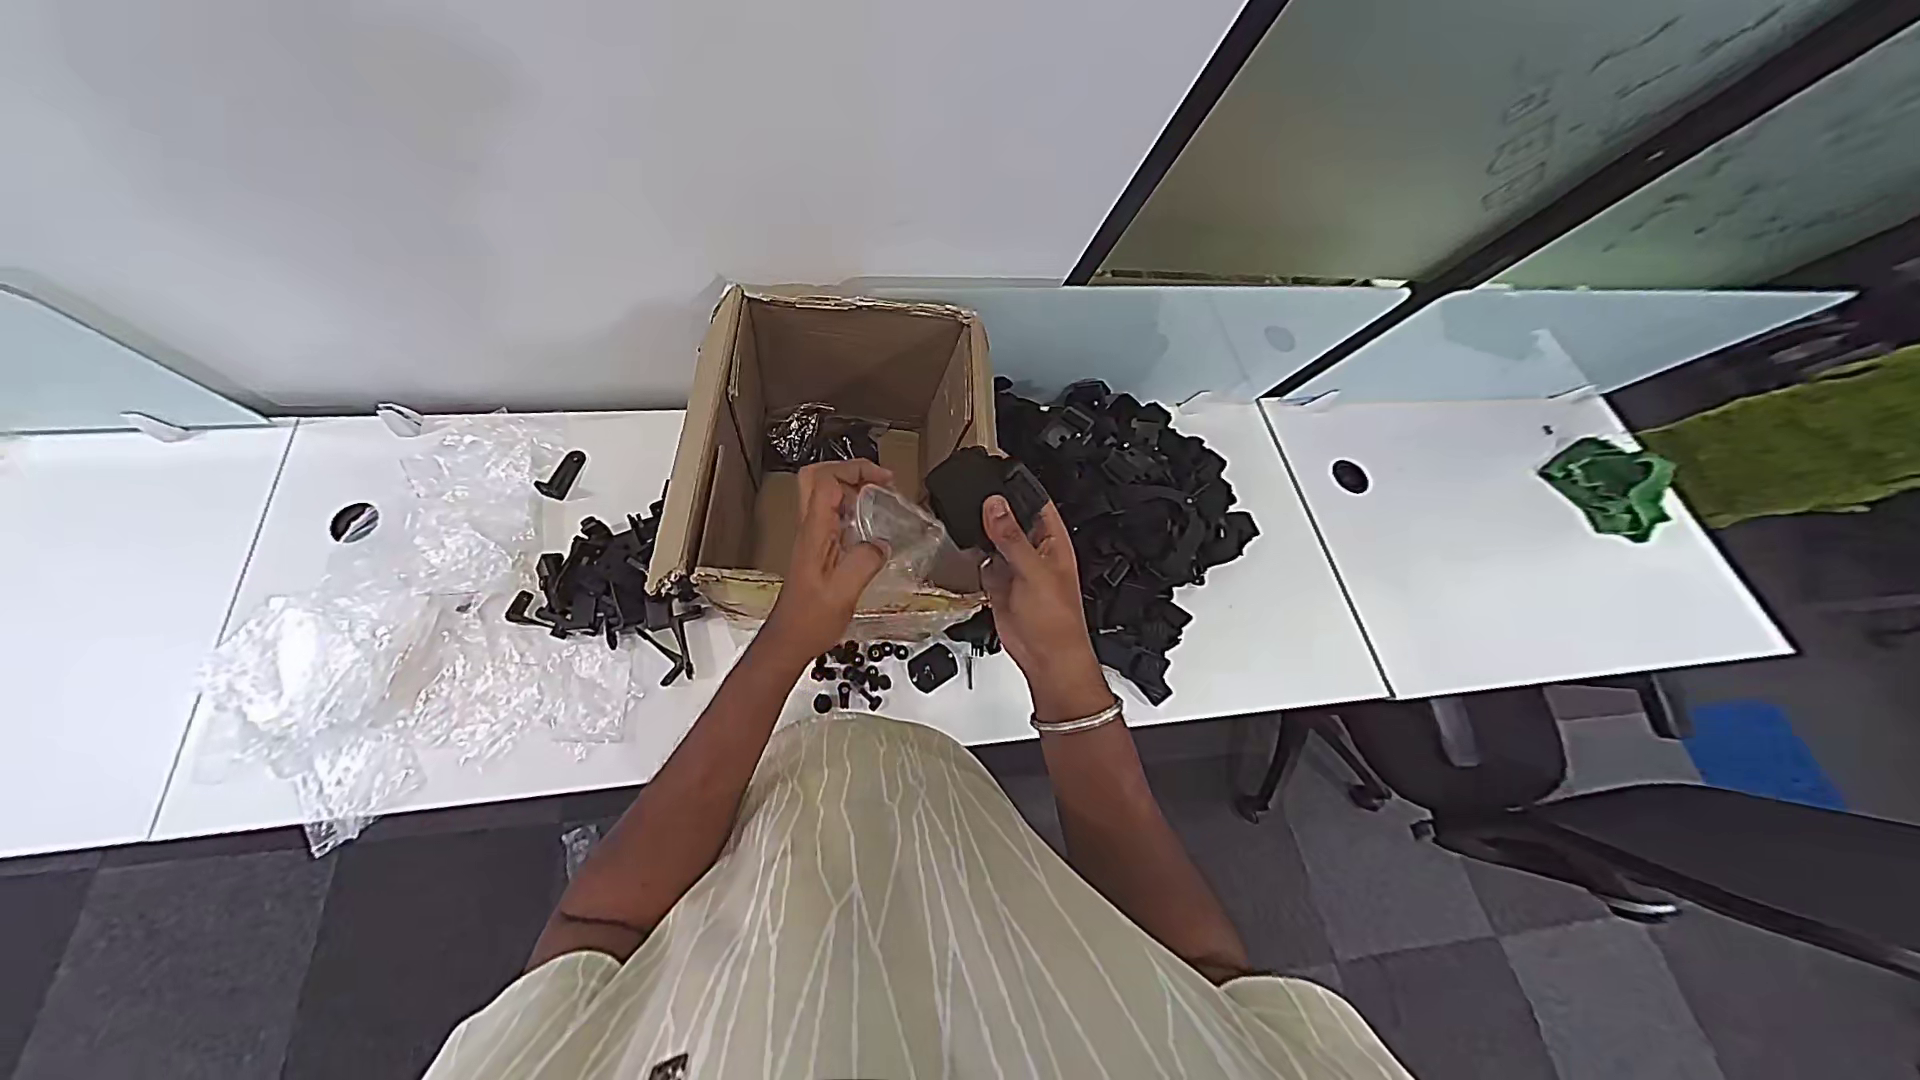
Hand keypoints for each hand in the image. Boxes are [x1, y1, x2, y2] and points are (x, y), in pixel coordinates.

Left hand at [760, 460, 892, 665]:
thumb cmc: (809, 620)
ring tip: (879, 498)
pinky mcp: (819, 550)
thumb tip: (882, 542)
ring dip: (852, 488)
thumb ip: (865, 562)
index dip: (856, 470)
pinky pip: (834, 516)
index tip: (882, 480)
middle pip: (818, 477)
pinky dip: (854, 510)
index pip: (827, 480)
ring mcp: (813, 538)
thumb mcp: (844, 592)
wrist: (790, 639)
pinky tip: (872, 527)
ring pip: (825, 494)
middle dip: (850, 470)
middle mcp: (810, 530)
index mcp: (814, 532)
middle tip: (877, 481)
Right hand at [979, 495, 1115, 722]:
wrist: (1045, 657)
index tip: (999, 469)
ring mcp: (1015, 567)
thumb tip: (996, 506)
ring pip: (995, 539)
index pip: (1037, 503)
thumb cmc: (1057, 620)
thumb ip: (1011, 537)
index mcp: (1053, 541)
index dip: (1020, 485)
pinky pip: (983, 561)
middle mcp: (1034, 551)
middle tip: (972, 489)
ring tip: (962, 511)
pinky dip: (974, 554)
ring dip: (982, 529)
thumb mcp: (1034, 571)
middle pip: (1011, 518)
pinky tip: (964, 544)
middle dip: (995, 507)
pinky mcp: (998, 584)